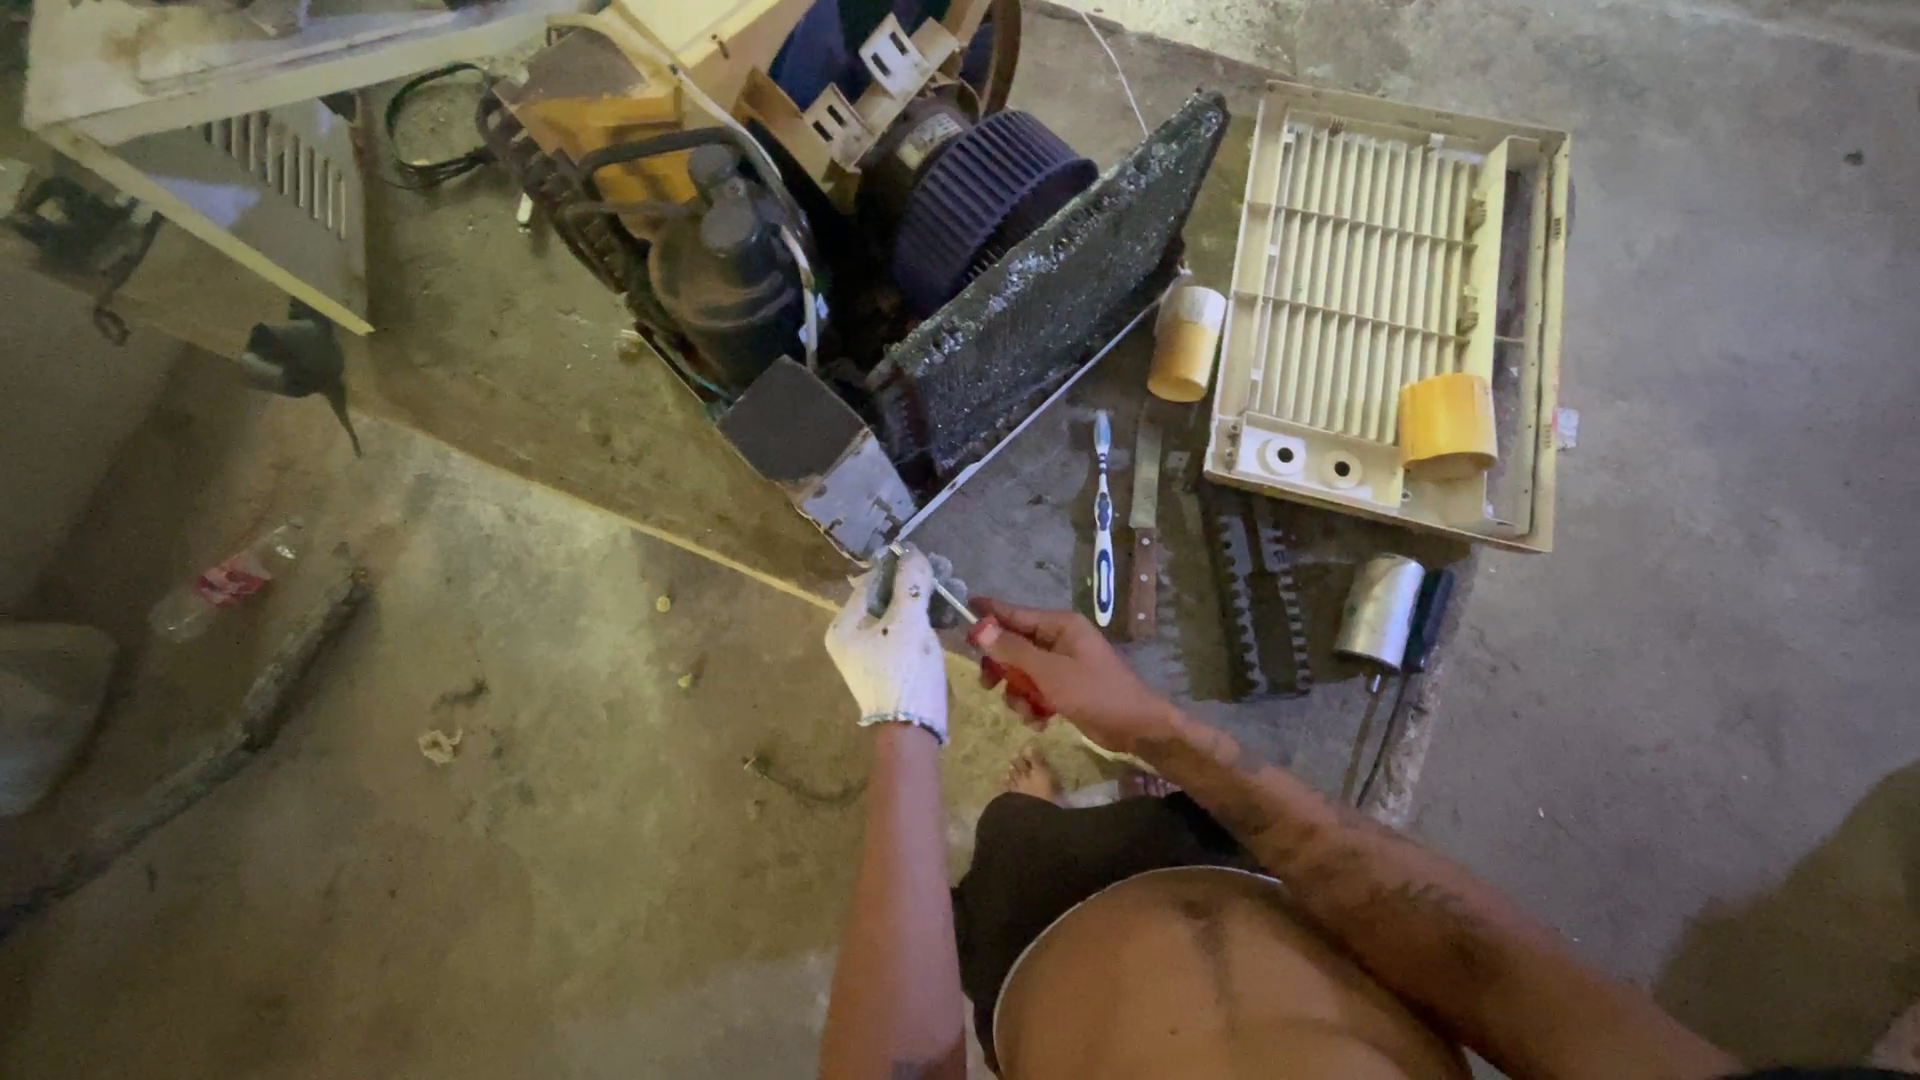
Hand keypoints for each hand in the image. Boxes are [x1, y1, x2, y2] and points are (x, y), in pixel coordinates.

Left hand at [825, 548, 948, 742]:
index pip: (870, 583)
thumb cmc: (904, 671)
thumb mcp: (908, 622)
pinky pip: (906, 632)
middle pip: (886, 597)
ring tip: (955, 589)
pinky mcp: (891, 665)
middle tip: (947, 571)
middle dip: (918, 583)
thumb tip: (912, 553)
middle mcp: (852, 637)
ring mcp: (871, 653)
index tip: (927, 557)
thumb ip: (910, 584)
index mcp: (845, 626)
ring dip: (927, 600)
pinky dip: (925, 621)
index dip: (899, 566)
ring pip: (900, 614)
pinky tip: (948, 612)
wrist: (912, 729)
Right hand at [969, 598, 1175, 755]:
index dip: (988, 614)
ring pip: (1021, 672)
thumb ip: (1013, 651)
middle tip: (989, 685)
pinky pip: (1035, 690)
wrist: (1137, 727)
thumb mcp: (1050, 672)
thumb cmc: (1096, 692)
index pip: (1015, 613)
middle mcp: (1059, 639)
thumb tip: (980, 628)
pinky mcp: (1064, 688)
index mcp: (1060, 625)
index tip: (961, 611)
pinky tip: (1041, 721)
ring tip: (1027, 711)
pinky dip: (1033, 706)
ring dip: (1018, 694)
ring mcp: (1062, 664)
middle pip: (1013, 646)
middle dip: (1002, 668)